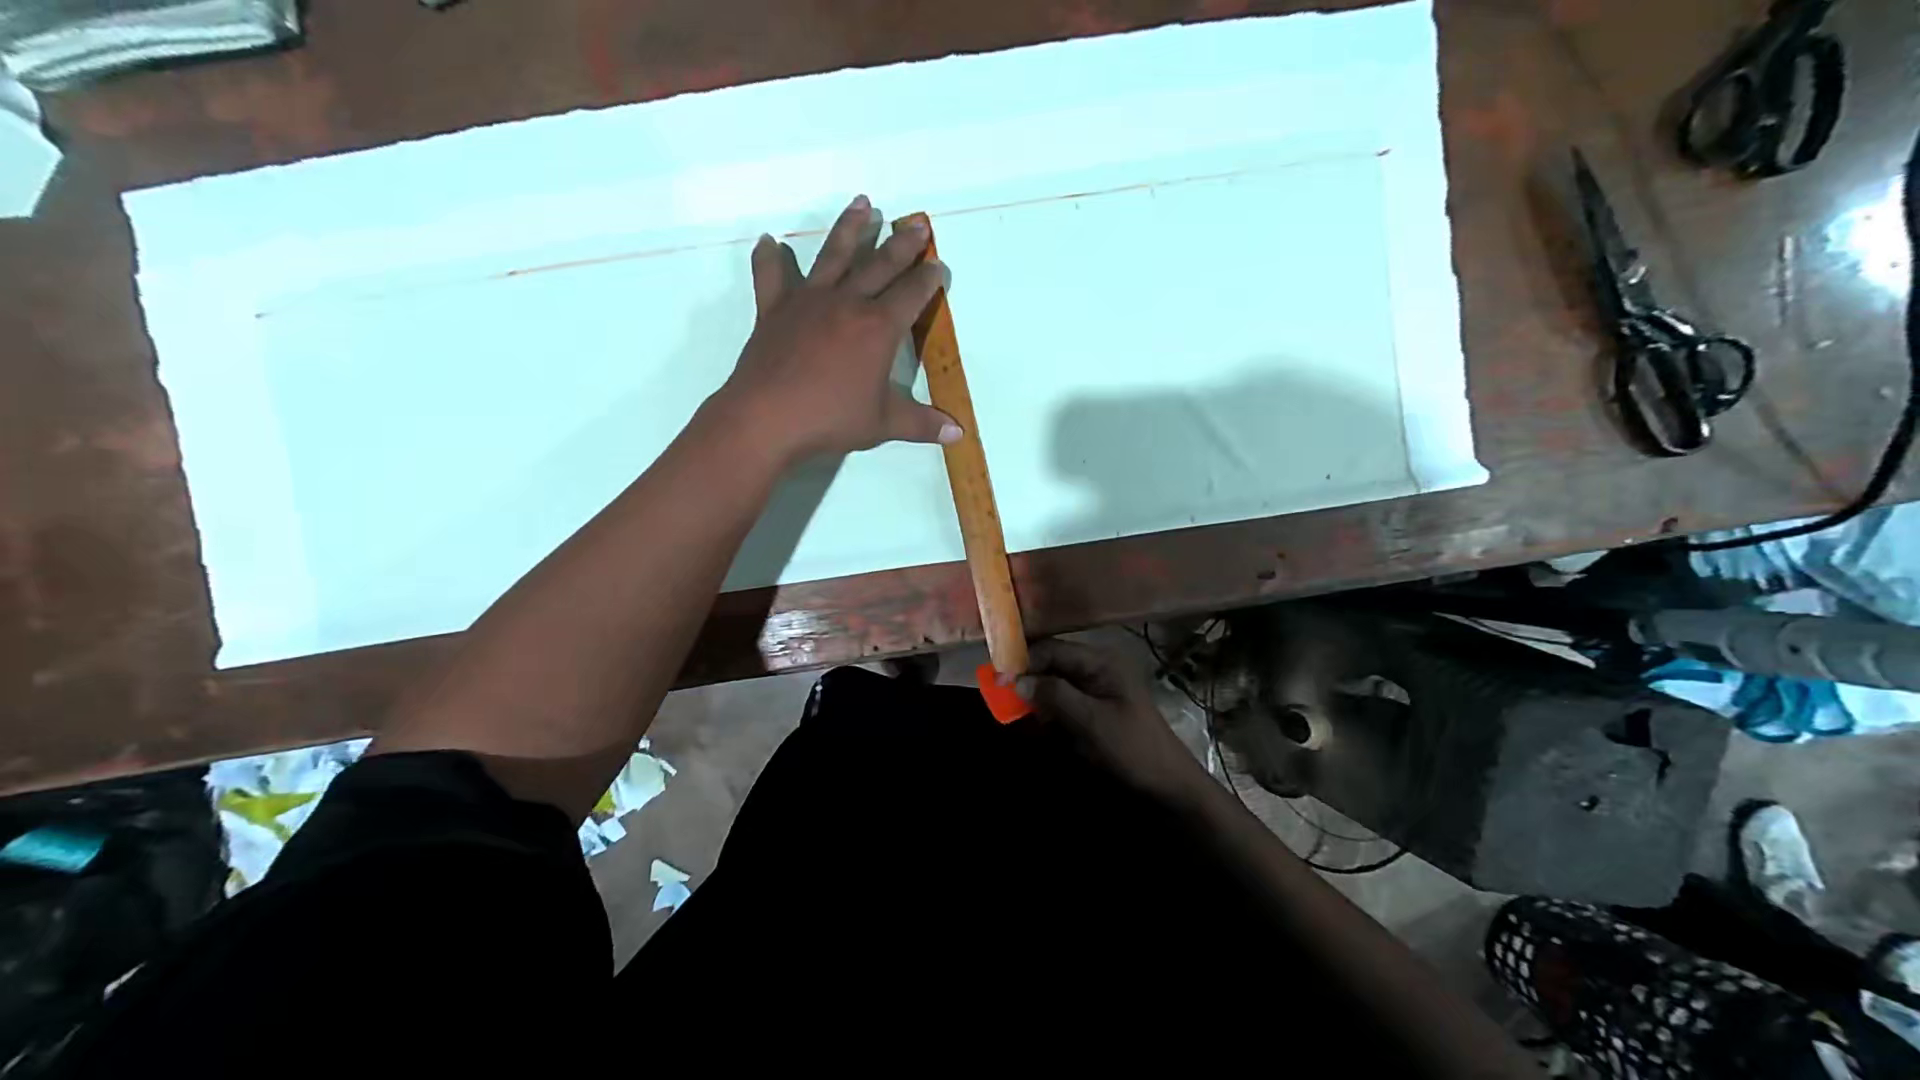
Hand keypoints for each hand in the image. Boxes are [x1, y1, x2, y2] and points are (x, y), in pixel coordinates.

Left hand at [711, 194, 960, 464]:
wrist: (767, 418)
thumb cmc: (831, 419)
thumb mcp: (883, 424)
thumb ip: (922, 424)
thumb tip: (958, 435)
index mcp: (878, 327)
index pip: (912, 294)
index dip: (929, 279)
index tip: (938, 266)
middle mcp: (847, 303)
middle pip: (880, 264)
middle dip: (902, 244)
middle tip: (917, 224)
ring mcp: (808, 301)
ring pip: (834, 255)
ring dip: (850, 228)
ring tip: (862, 204)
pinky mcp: (774, 310)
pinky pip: (771, 277)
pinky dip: (769, 259)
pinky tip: (769, 241)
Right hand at [1016, 638, 1210, 801]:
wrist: (1169, 786)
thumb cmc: (1133, 748)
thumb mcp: (1092, 721)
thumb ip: (1054, 695)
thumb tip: (1016, 679)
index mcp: (1102, 662)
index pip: (1053, 650)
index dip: (1023, 662)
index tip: (997, 680)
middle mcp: (1097, 669)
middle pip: (1051, 664)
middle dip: (1026, 679)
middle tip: (1000, 697)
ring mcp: (1096, 690)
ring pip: (1053, 684)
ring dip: (1034, 697)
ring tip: (1012, 712)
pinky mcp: (1094, 711)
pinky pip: (1062, 703)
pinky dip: (1046, 712)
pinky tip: (1033, 725)